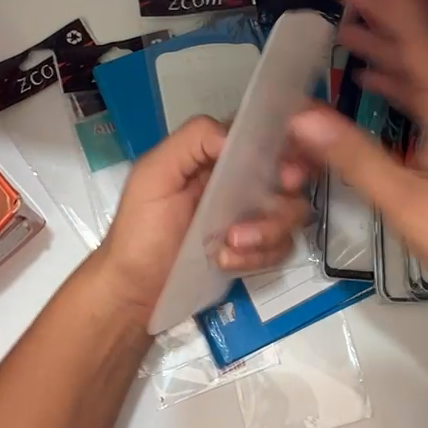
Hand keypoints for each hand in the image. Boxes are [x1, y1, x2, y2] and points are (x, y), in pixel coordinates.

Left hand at [95, 115, 310, 317]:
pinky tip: (226, 262)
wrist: (135, 291)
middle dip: (283, 198)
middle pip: (290, 178)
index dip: (283, 150)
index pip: (263, 139)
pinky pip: (282, 247)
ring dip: (267, 230)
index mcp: (217, 156)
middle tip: (263, 210)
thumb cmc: (140, 229)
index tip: (285, 171)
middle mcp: (240, 181)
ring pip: (292, 214)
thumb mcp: (154, 175)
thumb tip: (236, 136)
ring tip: (229, 244)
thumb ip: (192, 141)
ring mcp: (251, 216)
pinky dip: (259, 256)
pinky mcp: (256, 250)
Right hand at [288, 0, 427, 320]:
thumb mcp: (406, 203)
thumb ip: (355, 156)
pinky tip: (377, 82)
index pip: (423, 39)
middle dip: (388, 16)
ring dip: (393, 48)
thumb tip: (301, 115)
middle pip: (427, 46)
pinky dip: (406, 82)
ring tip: (352, 29)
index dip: (397, 0)